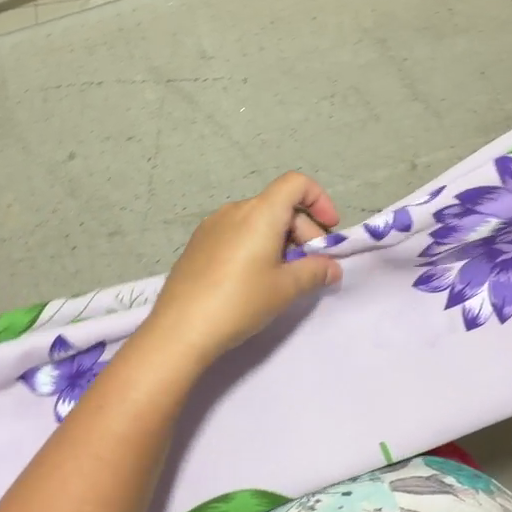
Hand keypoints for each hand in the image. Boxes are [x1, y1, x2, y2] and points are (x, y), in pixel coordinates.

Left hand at [141, 172, 343, 365]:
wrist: (180, 328)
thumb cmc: (240, 301)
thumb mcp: (285, 288)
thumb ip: (315, 271)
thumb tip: (332, 267)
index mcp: (260, 212)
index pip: (296, 183)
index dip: (319, 199)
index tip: (329, 230)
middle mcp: (235, 210)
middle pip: (279, 205)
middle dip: (304, 231)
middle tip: (312, 267)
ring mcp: (213, 225)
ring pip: (258, 220)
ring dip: (280, 240)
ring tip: (283, 277)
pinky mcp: (199, 243)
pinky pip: (237, 232)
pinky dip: (256, 245)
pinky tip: (254, 279)